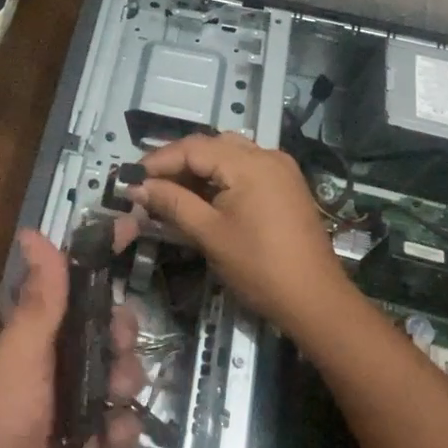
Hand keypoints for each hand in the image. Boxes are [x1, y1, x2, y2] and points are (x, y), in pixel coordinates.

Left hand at [0, 227, 144, 447]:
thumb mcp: (20, 357)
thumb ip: (39, 300)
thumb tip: (33, 232)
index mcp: (37, 330)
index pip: (74, 279)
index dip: (102, 252)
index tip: (136, 225)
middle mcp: (56, 358)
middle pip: (107, 325)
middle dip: (122, 332)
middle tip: (117, 348)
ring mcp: (72, 399)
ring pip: (120, 371)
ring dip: (127, 381)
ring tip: (113, 400)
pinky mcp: (85, 440)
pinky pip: (122, 420)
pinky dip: (125, 426)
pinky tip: (113, 439)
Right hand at [129, 133, 353, 334]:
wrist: (315, 301)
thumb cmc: (259, 267)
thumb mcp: (209, 234)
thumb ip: (172, 203)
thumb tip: (137, 187)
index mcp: (249, 163)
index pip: (193, 148)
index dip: (159, 160)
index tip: (132, 179)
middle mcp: (267, 156)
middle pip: (211, 146)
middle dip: (177, 163)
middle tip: (149, 186)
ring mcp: (281, 170)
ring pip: (228, 156)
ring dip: (198, 170)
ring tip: (171, 192)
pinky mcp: (286, 186)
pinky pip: (246, 169)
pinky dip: (220, 178)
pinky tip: (203, 198)